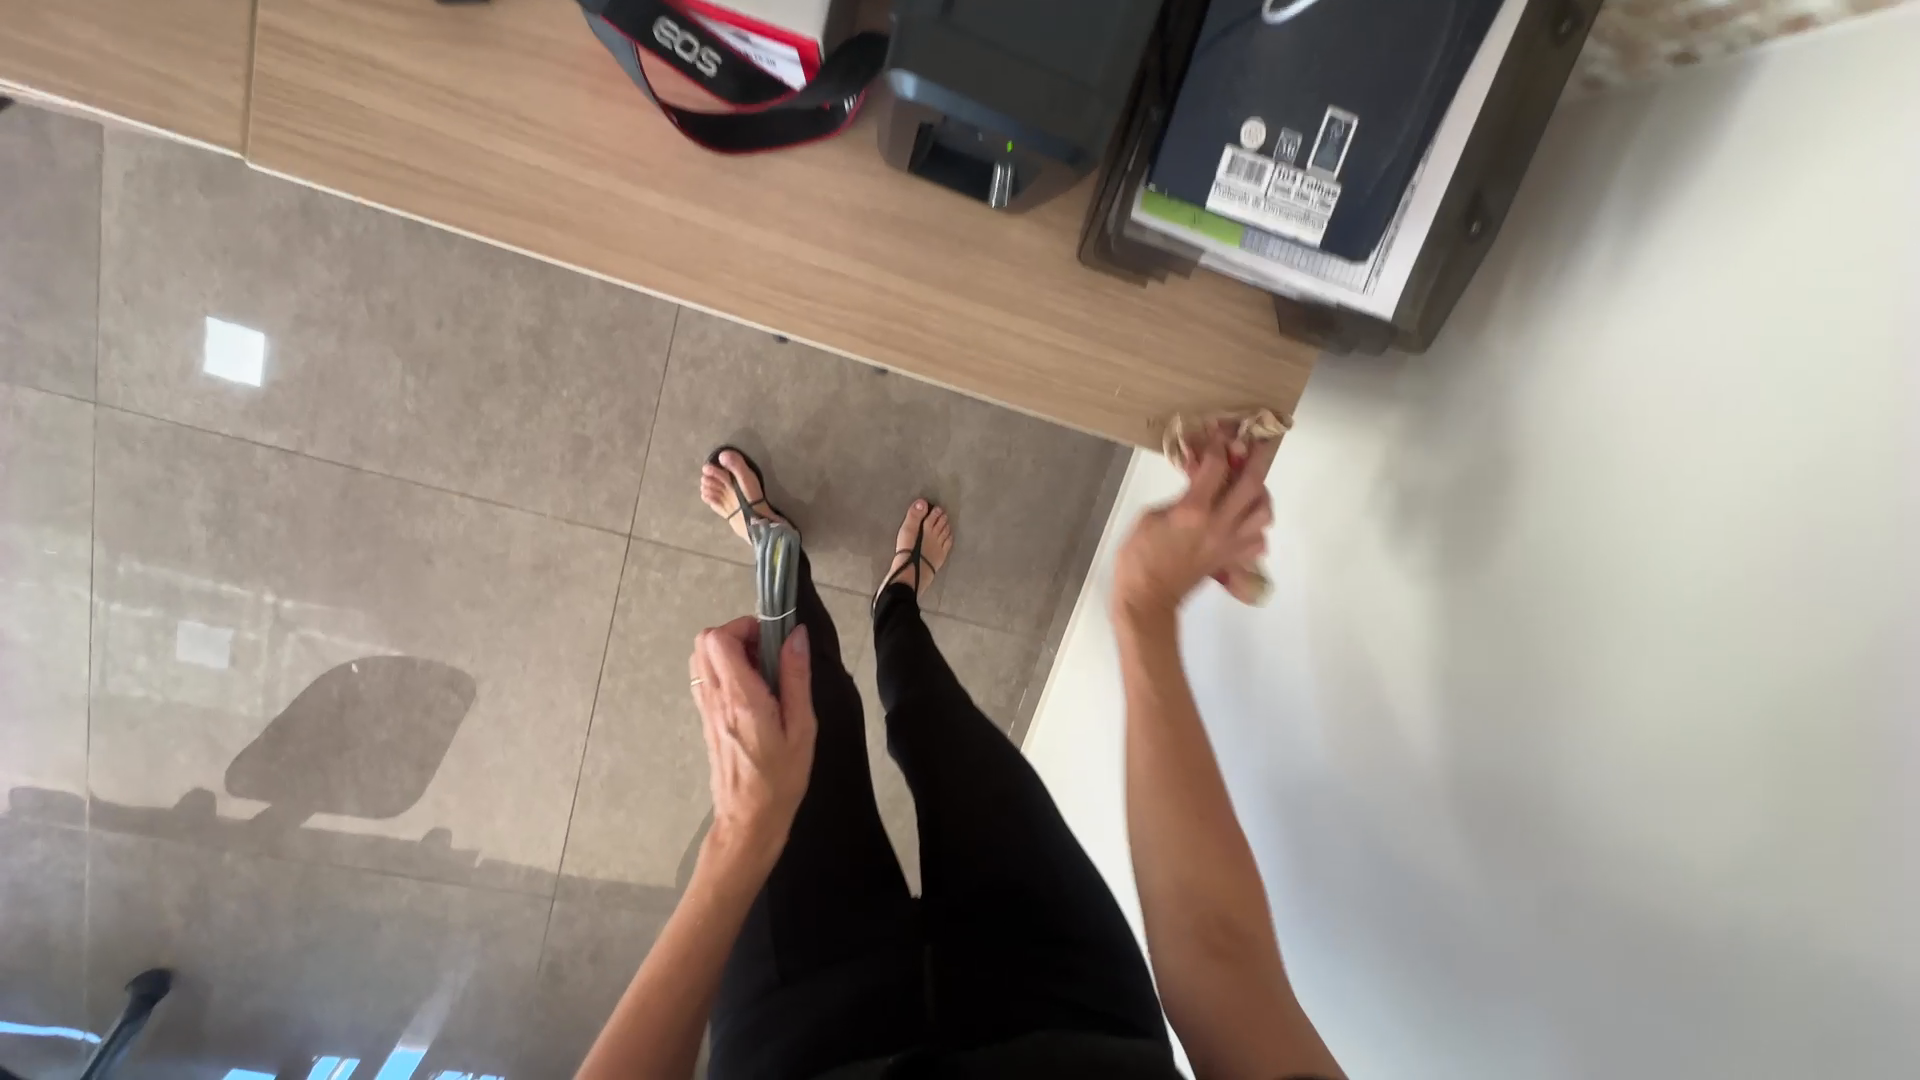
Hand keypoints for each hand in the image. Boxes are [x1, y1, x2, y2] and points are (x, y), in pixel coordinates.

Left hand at [688, 619, 816, 873]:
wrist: (750, 819)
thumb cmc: (782, 776)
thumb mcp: (803, 727)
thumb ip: (796, 677)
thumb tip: (795, 634)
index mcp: (741, 698)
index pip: (720, 639)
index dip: (745, 627)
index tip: (773, 639)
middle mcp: (716, 698)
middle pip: (703, 641)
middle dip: (736, 634)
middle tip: (767, 651)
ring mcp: (706, 708)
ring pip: (700, 658)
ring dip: (728, 651)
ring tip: (761, 670)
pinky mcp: (706, 719)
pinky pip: (704, 678)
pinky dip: (724, 669)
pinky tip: (752, 690)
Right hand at [1114, 441, 1272, 622]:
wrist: (1147, 598)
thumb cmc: (1138, 557)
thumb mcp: (1150, 516)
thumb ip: (1180, 497)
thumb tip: (1198, 484)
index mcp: (1193, 510)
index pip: (1216, 466)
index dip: (1218, 443)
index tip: (1219, 430)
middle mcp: (1219, 524)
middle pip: (1252, 483)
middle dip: (1256, 456)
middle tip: (1257, 441)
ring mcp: (1229, 544)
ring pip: (1264, 512)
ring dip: (1261, 493)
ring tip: (1249, 487)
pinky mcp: (1232, 560)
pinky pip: (1258, 541)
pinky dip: (1256, 527)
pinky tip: (1243, 521)